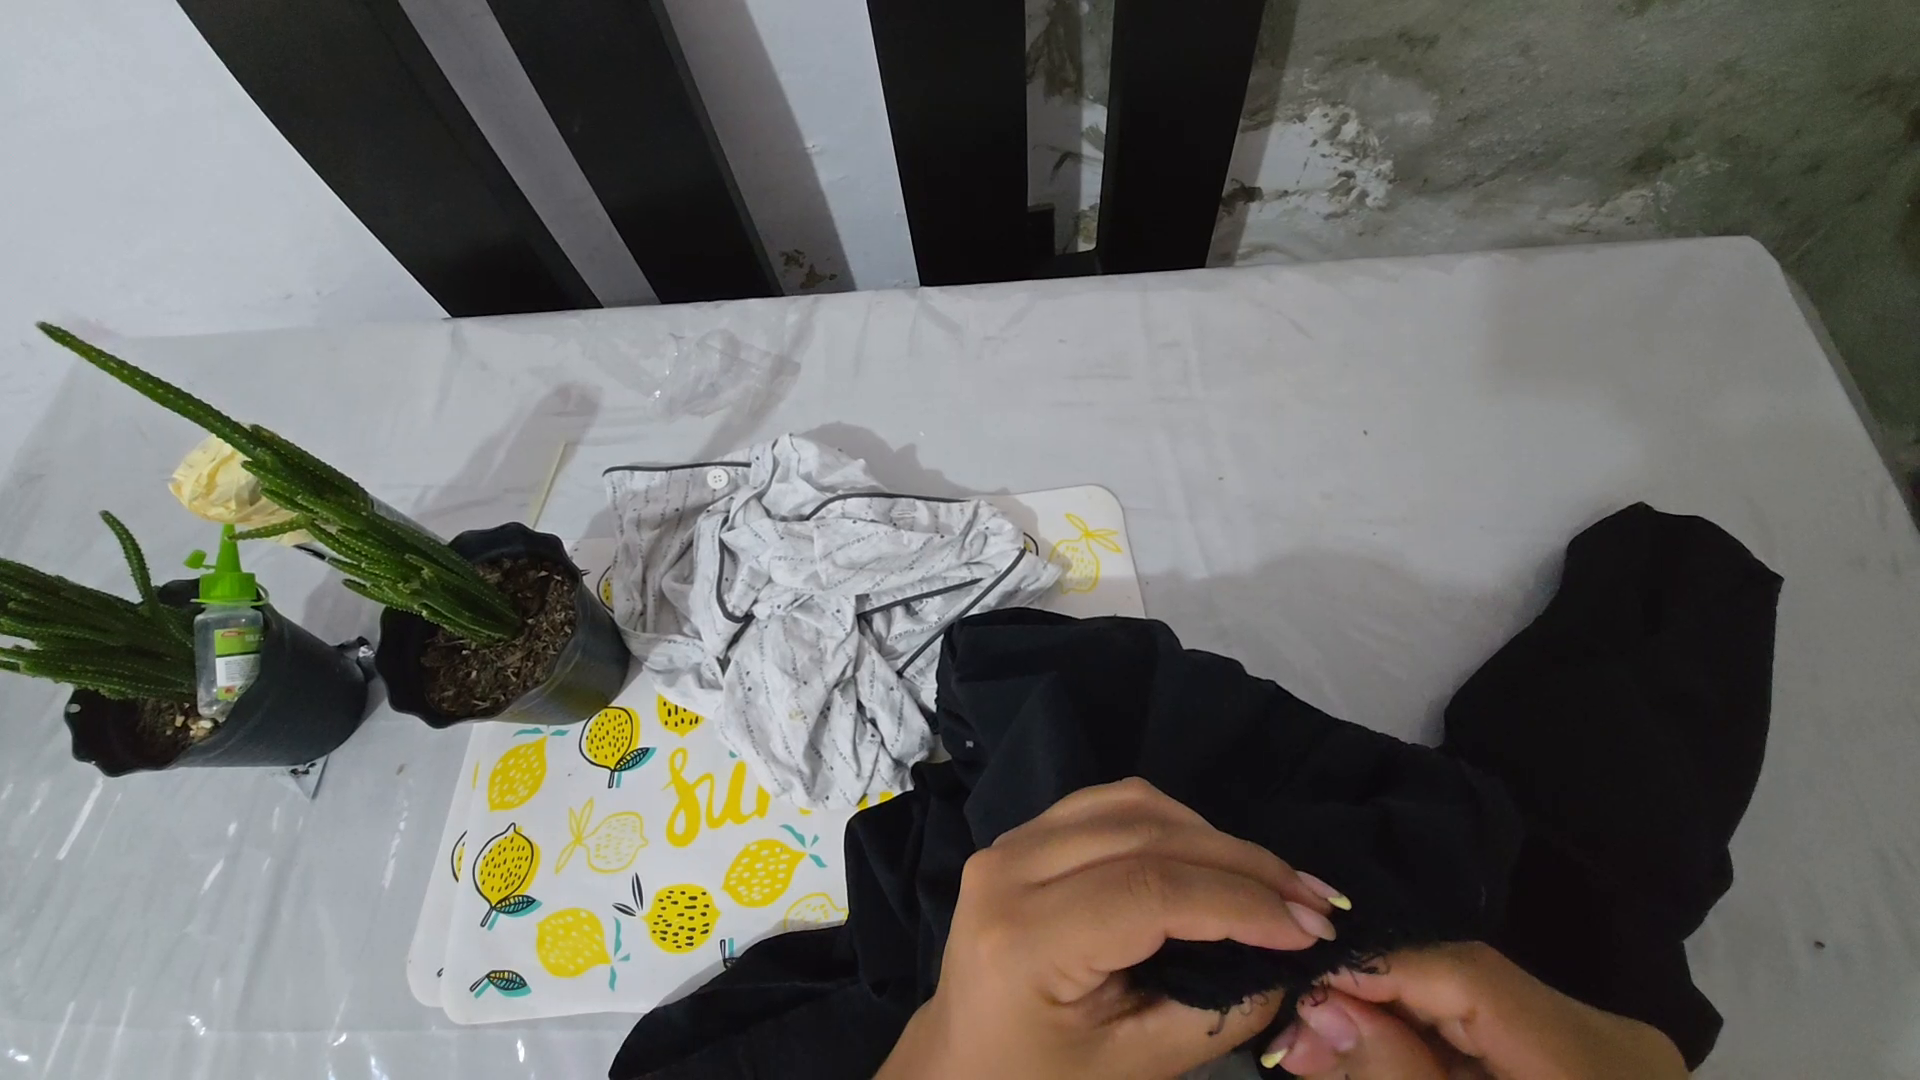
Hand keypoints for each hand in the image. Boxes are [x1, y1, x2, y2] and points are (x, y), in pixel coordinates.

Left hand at [875, 778, 1348, 1079]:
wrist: (958, 1060)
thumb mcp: (1132, 1067)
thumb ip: (1214, 1013)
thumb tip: (1287, 962)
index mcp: (1024, 936)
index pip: (1149, 891)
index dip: (1239, 901)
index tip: (1311, 926)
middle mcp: (1008, 868)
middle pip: (1142, 833)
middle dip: (1239, 861)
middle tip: (1311, 898)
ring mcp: (1008, 840)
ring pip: (1128, 803)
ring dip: (1208, 833)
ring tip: (1269, 880)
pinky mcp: (1020, 833)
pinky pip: (1105, 803)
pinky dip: (1168, 821)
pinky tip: (1207, 856)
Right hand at [1265, 942, 1688, 1078]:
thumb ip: (1395, 1076)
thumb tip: (1320, 1001)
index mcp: (1595, 1064)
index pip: (1467, 975)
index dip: (1376, 966)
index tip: (1299, 981)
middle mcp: (1609, 1040)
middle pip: (1461, 987)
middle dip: (1371, 1003)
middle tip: (1297, 1036)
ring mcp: (1600, 1055)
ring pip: (1465, 1009)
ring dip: (1389, 1028)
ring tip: (1317, 1054)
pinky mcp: (1581, 1070)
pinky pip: (1485, 1038)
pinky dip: (1424, 1050)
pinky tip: (1372, 1062)